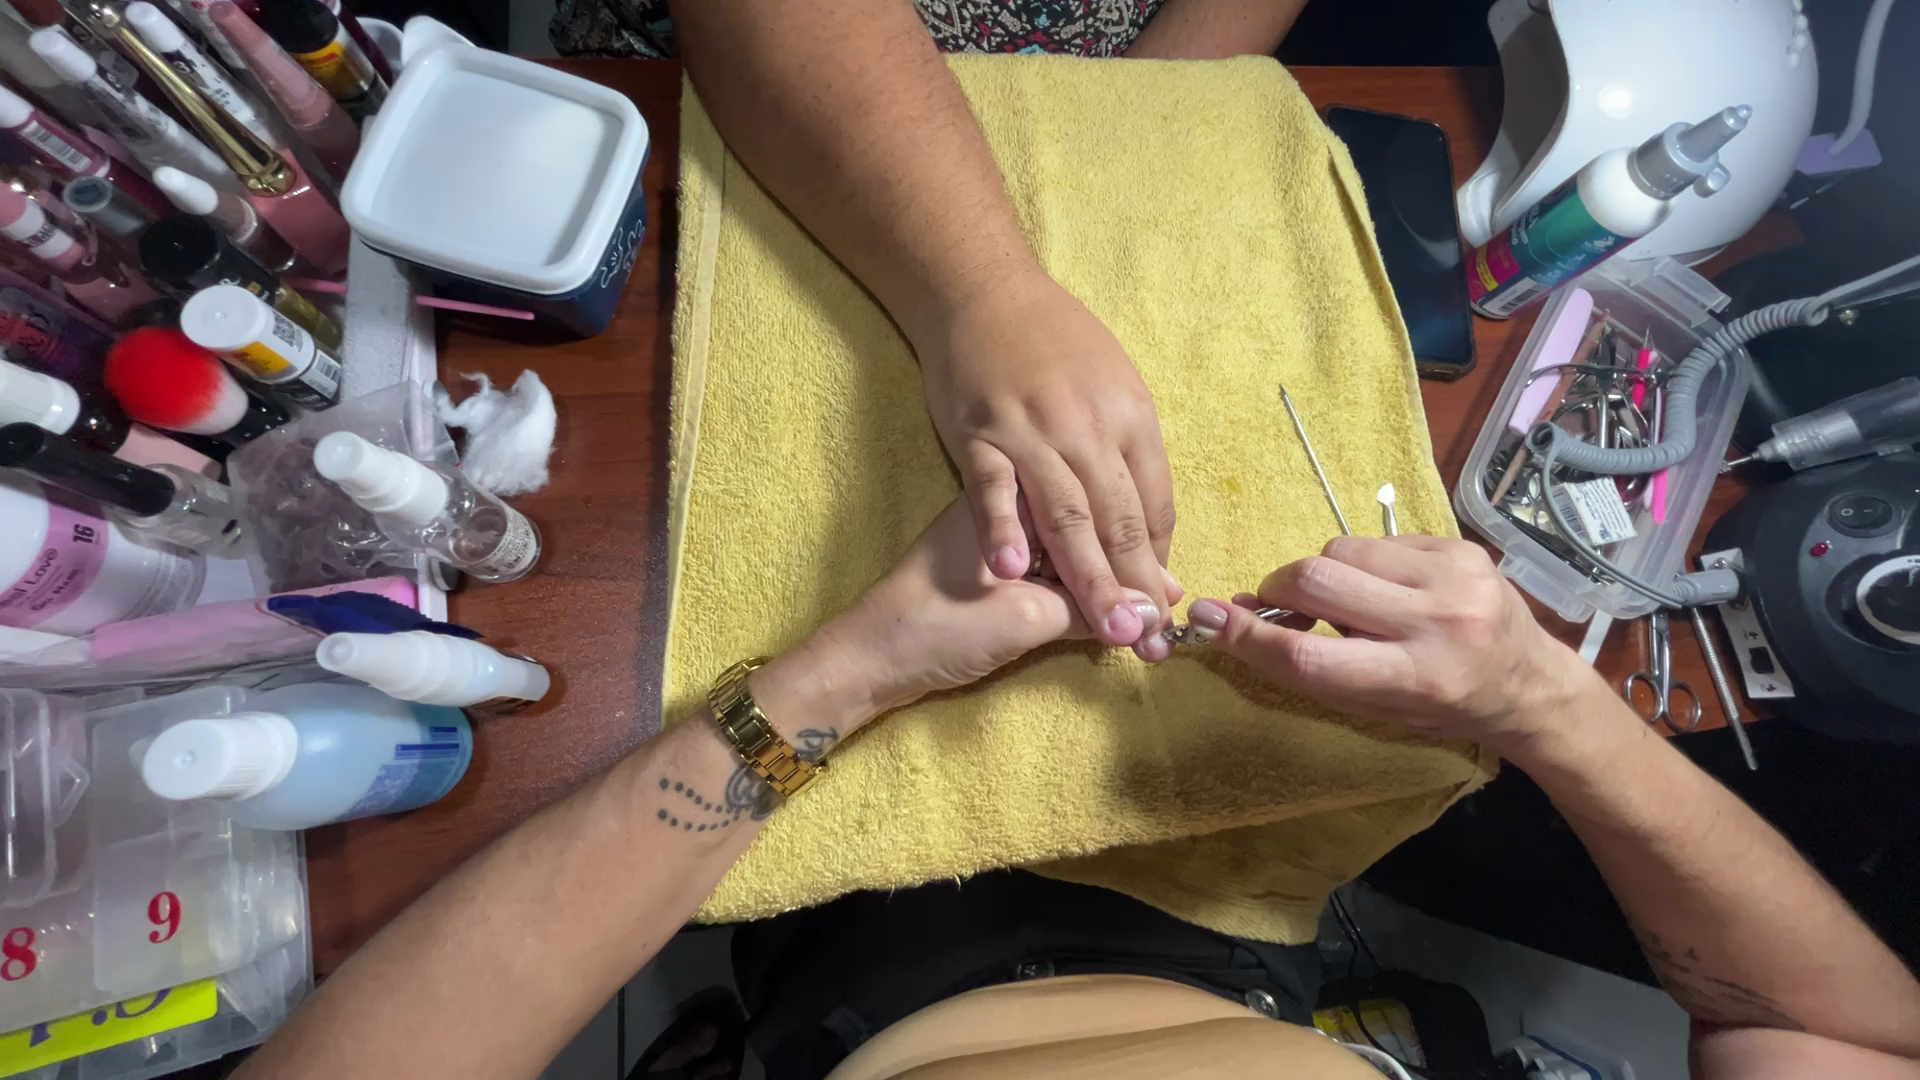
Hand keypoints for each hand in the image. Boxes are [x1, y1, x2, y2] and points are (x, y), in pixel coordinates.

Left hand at [818, 500, 1169, 720]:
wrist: (870, 655)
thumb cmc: (939, 626)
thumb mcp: (1020, 620)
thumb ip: (1086, 612)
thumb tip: (1149, 616)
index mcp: (1011, 501)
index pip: (1091, 518)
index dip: (1134, 559)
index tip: (1171, 595)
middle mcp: (1010, 509)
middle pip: (1088, 531)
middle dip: (1129, 569)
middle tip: (1172, 603)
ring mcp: (1002, 537)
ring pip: (1073, 548)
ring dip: (1109, 578)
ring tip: (1154, 607)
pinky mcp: (995, 565)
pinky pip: (1052, 566)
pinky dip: (1080, 586)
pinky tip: (1108, 604)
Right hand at [913, 267, 1175, 653]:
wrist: (984, 291)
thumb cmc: (1052, 339)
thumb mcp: (1111, 383)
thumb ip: (1128, 451)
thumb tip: (1144, 519)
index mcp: (1128, 415)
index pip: (1153, 503)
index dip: (1158, 558)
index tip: (1160, 601)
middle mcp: (1088, 426)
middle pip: (1120, 518)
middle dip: (1137, 584)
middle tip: (1149, 639)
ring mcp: (1032, 431)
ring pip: (1067, 513)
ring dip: (1090, 576)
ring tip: (1108, 628)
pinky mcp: (980, 434)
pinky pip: (993, 489)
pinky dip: (1003, 530)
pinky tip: (1012, 571)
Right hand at [1189, 536, 1595, 750]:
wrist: (1529, 684)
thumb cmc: (1434, 706)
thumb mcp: (1367, 706)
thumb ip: (1298, 662)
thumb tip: (1221, 616)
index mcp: (1415, 680)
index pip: (1310, 655)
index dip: (1250, 637)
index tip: (1208, 618)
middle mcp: (1440, 623)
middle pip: (1317, 582)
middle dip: (1280, 589)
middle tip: (1283, 605)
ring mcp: (1456, 577)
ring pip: (1338, 550)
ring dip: (1324, 575)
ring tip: (1351, 601)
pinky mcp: (1461, 547)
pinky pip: (1372, 541)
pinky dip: (1360, 564)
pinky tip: (1386, 587)